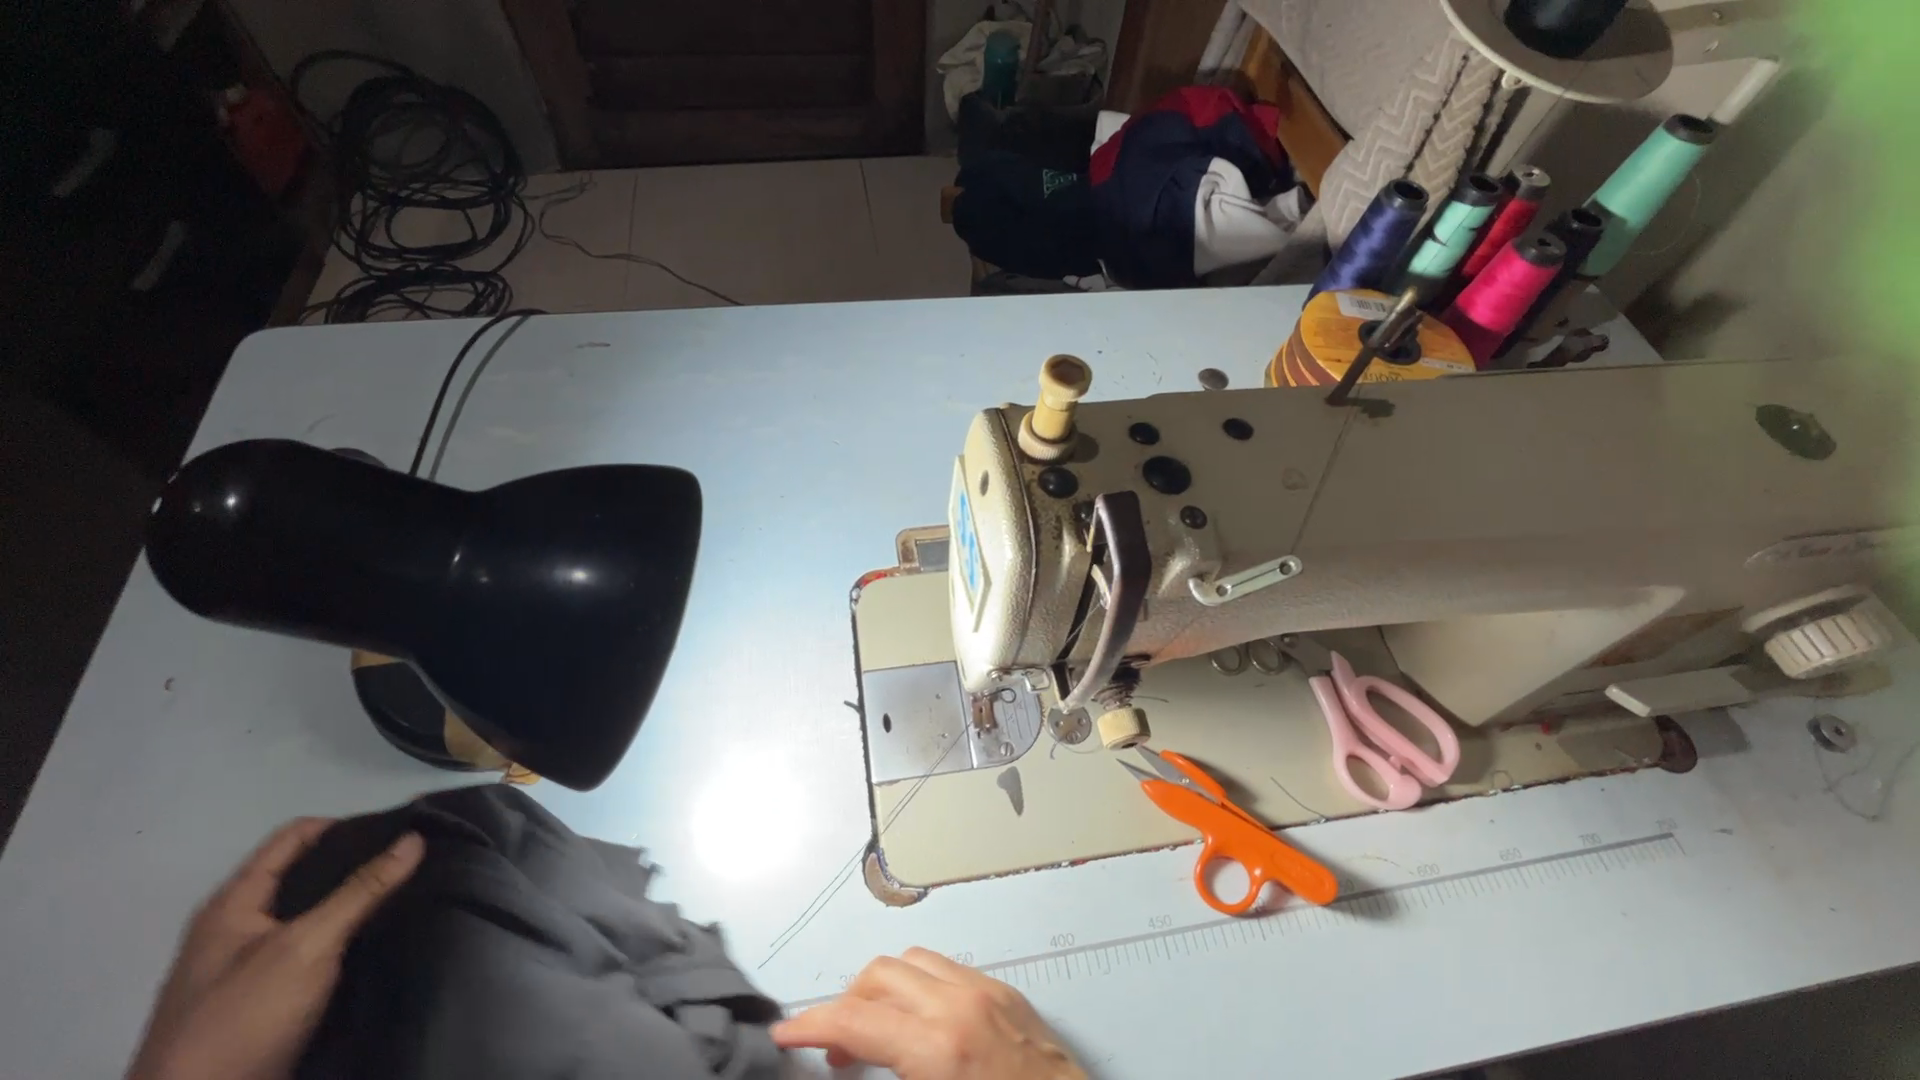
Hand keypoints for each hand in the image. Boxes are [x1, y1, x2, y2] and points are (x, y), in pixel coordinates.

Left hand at [127, 818, 424, 1079]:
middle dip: (358, 863)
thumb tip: (414, 838)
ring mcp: (249, 965)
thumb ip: (361, 890)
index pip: (294, 837)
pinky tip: (381, 938)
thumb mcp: (307, 946)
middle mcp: (238, 926)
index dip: (346, 825)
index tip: (402, 827)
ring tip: (410, 893)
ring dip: (355, 901)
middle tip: (415, 861)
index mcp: (234, 903)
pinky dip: (347, 936)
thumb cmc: (243, 1017)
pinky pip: (314, 948)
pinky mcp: (267, 997)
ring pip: (313, 913)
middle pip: (305, 874)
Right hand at [773, 947, 1085, 1078]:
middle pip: (879, 976)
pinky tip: (919, 1019)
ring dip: (884, 988)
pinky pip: (948, 969)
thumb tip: (851, 1060)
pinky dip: (920, 985)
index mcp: (939, 1048)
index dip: (812, 1025)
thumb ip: (886, 1077)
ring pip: (913, 961)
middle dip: (846, 1005)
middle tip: (835, 1049)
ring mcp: (987, 992)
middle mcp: (960, 1005)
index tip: (786, 1033)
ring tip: (875, 1029)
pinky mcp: (1008, 992)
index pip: (855, 1019)